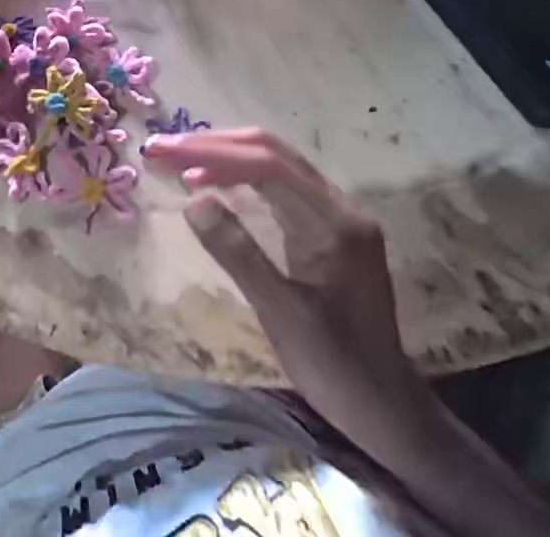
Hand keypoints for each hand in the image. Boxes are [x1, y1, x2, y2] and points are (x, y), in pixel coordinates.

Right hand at [143, 129, 425, 440]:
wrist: (385, 405)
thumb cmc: (334, 365)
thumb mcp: (280, 314)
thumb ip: (238, 253)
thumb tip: (193, 200)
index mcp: (335, 221)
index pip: (268, 165)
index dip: (212, 152)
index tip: (164, 151)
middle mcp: (340, 205)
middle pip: (273, 152)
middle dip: (215, 144)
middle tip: (163, 149)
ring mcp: (337, 214)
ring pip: (277, 164)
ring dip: (227, 156)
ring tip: (180, 160)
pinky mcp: (329, 227)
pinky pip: (282, 186)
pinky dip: (243, 177)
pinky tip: (215, 184)